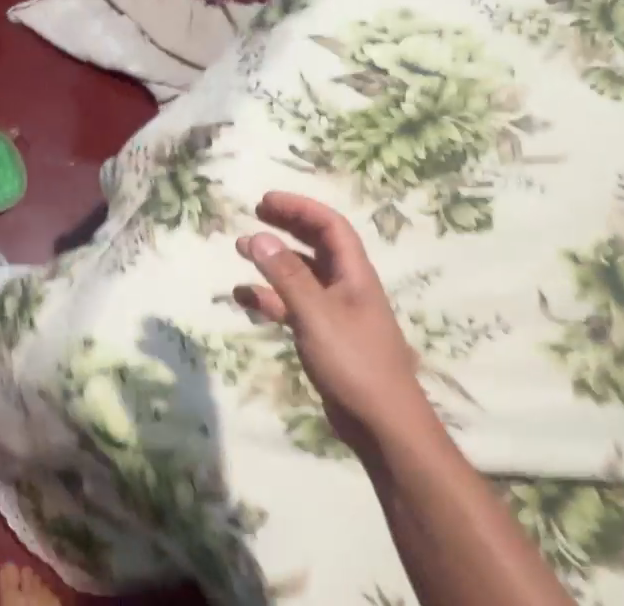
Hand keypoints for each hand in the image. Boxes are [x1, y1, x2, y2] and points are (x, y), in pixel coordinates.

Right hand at [231, 192, 436, 456]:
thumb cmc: (354, 362)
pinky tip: (245, 298)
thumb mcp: (316, 314)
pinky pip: (292, 305)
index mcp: (355, 276)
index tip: (265, 201)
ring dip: (273, 260)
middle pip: (317, 245)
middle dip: (287, 226)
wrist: (382, 424)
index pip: (331, 227)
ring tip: (240, 250)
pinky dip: (269, 297)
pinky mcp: (324, 336)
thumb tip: (257, 236)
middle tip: (254, 213)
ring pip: (302, 274)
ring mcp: (336, 313)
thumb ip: (285, 275)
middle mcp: (347, 287)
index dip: (300, 208)